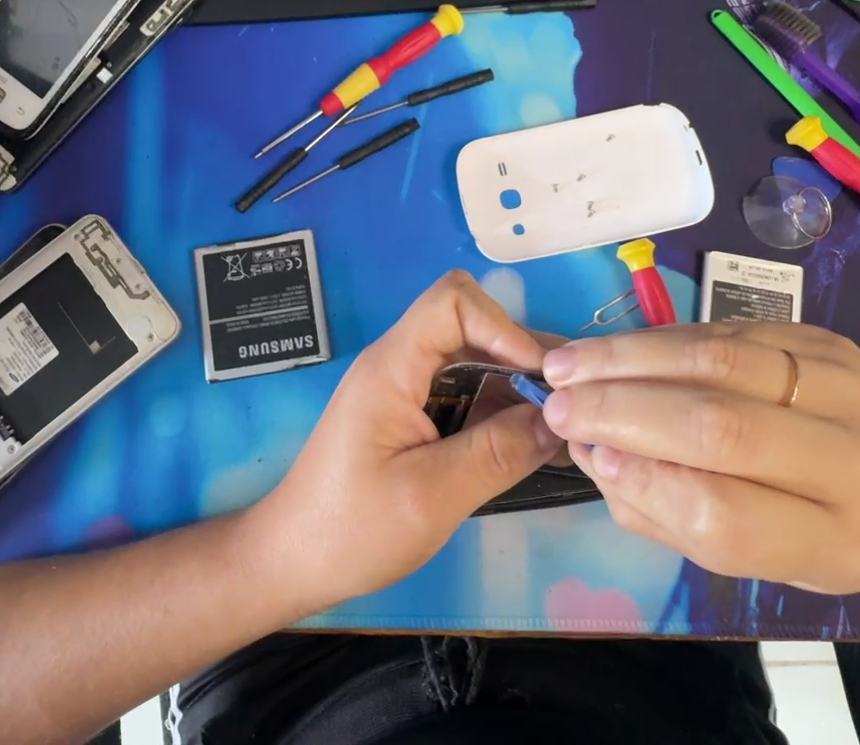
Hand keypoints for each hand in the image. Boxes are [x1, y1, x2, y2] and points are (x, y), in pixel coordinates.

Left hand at [247, 273, 562, 608]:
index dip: (504, 326)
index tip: (540, 378)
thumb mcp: (432, 496)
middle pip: (468, 323)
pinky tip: (526, 441)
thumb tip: (559, 420)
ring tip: (559, 423)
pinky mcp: (409, 415)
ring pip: (470, 358)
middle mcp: (398, 364)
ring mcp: (403, 389)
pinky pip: (461, 391)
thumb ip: (498, 453)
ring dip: (512, 383)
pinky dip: (496, 407)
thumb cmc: (353, 529)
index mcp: (393, 367)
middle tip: (566, 402)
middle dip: (519, 354)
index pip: (453, 301)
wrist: (293, 559)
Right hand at [540, 324, 859, 593]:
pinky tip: (613, 351)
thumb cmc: (811, 529)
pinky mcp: (826, 338)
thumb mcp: (745, 555)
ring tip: (566, 366)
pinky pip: (722, 331)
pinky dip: (656, 341)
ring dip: (626, 359)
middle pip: (722, 426)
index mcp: (842, 543)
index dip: (645, 482)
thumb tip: (592, 451)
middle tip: (556, 404)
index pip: (728, 515)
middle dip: (620, 410)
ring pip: (718, 360)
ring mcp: (850, 387)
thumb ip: (664, 512)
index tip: (585, 454)